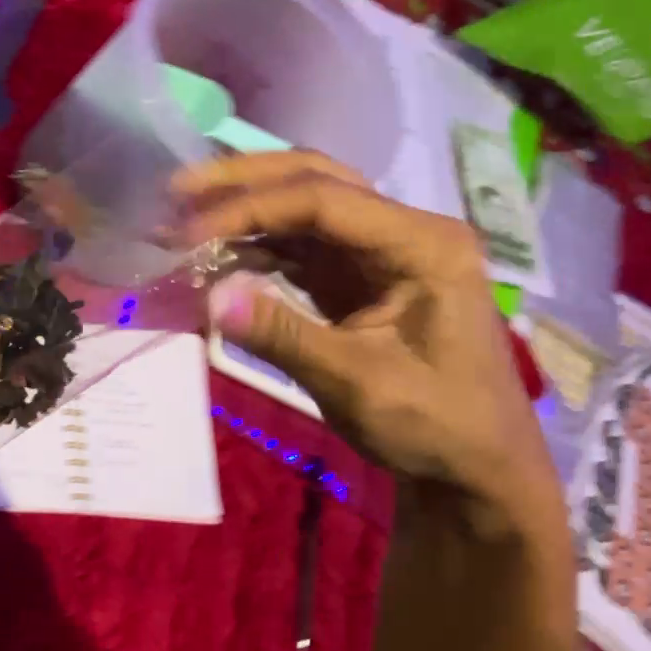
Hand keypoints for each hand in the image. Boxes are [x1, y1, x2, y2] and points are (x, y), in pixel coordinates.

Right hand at [177, 152, 561, 536]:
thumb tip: (209, 296)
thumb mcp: (358, 383)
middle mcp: (402, 232)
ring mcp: (376, 252)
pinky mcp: (351, 276)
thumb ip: (283, 335)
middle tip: (175, 188)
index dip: (247, 208)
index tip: (186, 231)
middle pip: (313, 179)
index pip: (322, 200)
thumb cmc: (437, 425)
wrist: (475, 471)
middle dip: (241, 180)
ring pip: (299, 203)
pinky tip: (208, 253)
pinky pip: (292, 242)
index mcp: (422, 245)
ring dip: (239, 207)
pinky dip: (248, 243)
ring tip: (179, 215)